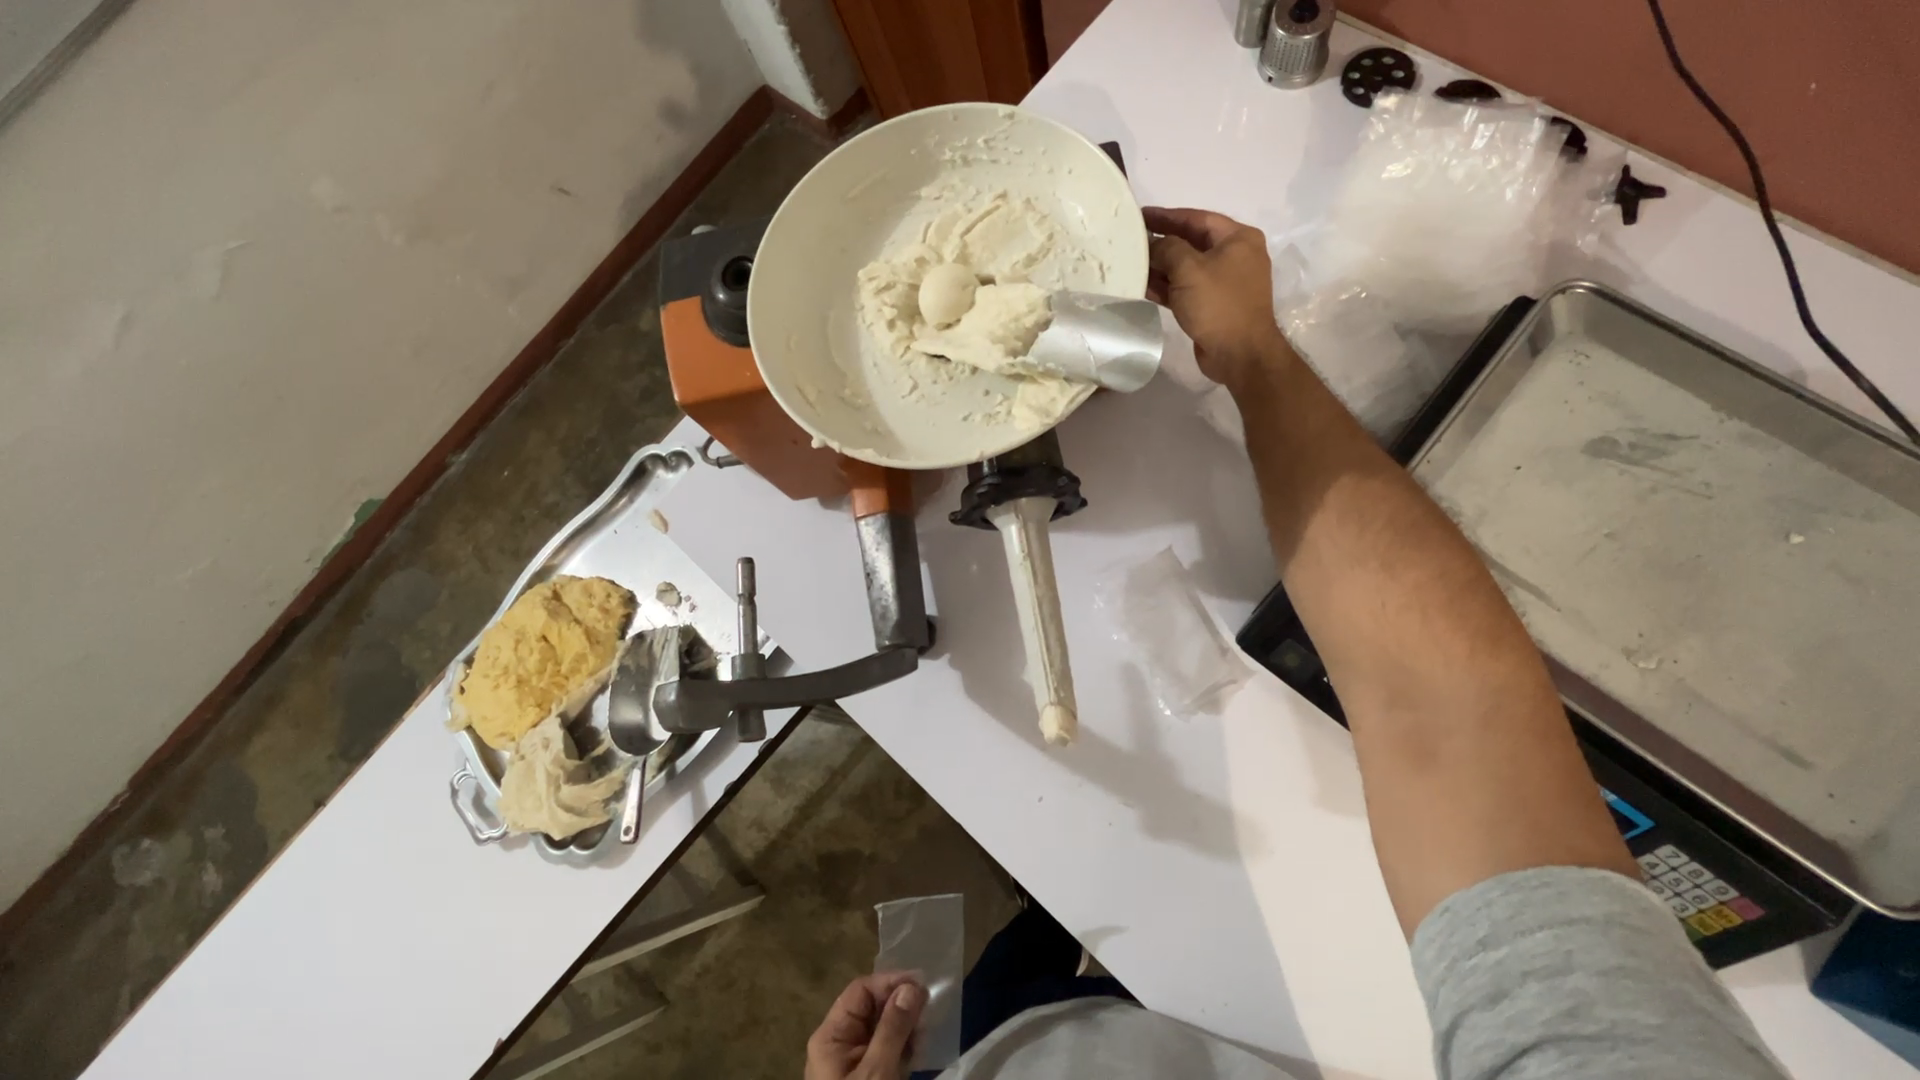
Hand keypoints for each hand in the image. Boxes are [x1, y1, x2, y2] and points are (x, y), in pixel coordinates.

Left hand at [804, 974, 926, 1079]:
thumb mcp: (877, 1071)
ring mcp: (853, 1061)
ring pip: (882, 1028)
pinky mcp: (866, 1076)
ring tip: (924, 1035)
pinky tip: (917, 1052)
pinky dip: (903, 1047)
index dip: (890, 982)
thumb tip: (912, 986)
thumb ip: (893, 1029)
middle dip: (901, 1005)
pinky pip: (885, 1050)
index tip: (922, 986)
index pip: (860, 991)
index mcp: (830, 1035)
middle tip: (928, 1011)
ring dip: (905, 1027)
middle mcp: (839, 1042)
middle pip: (872, 1007)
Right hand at [1144, 206, 1292, 391]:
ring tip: (1131, 263)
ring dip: (1160, 266)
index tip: (1140, 215)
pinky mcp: (1213, 306)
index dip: (1167, 216)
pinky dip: (1166, 287)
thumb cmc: (1218, 304)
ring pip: (1187, 268)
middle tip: (1132, 239)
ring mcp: (1224, 283)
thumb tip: (1153, 245)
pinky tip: (1142, 285)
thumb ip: (1167, 248)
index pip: (1197, 218)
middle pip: (1191, 242)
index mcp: (1238, 239)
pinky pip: (1186, 289)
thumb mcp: (1189, 269)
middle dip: (1162, 241)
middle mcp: (1235, 256)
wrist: (1240, 354)